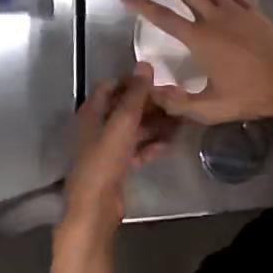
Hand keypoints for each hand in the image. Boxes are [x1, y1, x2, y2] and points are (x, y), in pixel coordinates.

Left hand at [62, 64, 177, 235]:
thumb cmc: (104, 160)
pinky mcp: (117, 167)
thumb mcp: (122, 123)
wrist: (95, 208)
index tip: (157, 81)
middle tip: (177, 101)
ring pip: (134, 129)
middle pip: (126, 107)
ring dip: (155, 124)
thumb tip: (144, 64)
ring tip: (181, 122)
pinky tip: (170, 144)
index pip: (111, 86)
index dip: (132, 81)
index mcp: (92, 112)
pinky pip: (137, 149)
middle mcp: (98, 127)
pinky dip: (152, 145)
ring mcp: (108, 148)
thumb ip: (135, 94)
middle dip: (150, 104)